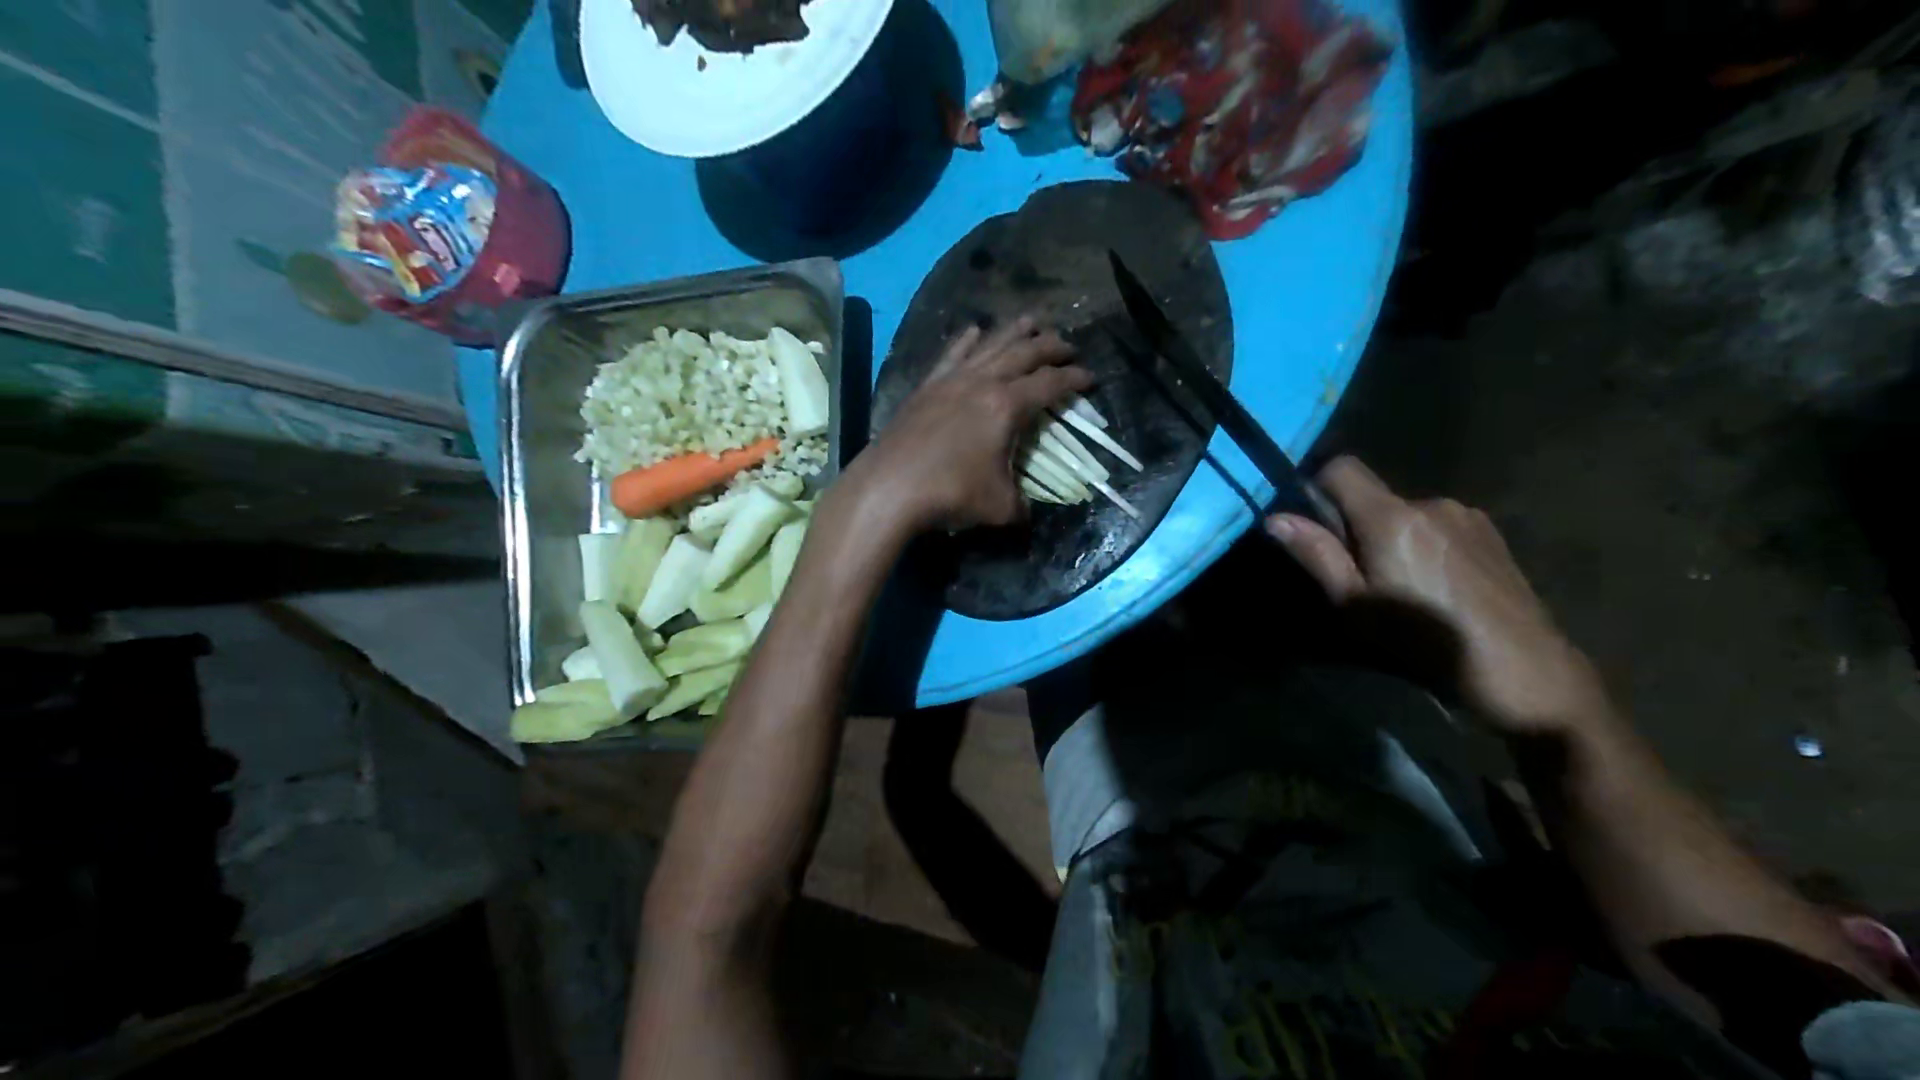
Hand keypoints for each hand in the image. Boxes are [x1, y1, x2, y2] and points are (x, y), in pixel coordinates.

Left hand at [845, 316, 1092, 532]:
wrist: (889, 487)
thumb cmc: (950, 494)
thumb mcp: (1000, 507)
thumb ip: (1022, 505)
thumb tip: (1026, 510)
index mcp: (1007, 406)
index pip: (1050, 384)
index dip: (1075, 379)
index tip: (1091, 377)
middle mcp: (981, 382)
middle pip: (1024, 354)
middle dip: (1051, 347)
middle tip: (1068, 346)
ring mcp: (951, 380)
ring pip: (990, 345)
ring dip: (1014, 332)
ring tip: (1032, 321)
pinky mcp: (926, 387)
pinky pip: (952, 355)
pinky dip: (967, 341)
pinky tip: (974, 332)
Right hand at [1267, 456, 1610, 733]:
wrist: (1524, 671)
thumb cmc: (1424, 642)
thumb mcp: (1355, 606)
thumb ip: (1317, 555)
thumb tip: (1275, 518)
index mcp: (1391, 518)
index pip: (1341, 468)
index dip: (1318, 486)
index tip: (1314, 525)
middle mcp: (1430, 503)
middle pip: (1373, 495)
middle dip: (1356, 524)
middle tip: (1360, 575)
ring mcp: (1466, 516)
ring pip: (1406, 512)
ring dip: (1393, 536)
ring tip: (1404, 585)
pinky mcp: (1491, 533)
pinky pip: (1438, 524)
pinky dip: (1424, 543)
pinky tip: (1438, 585)